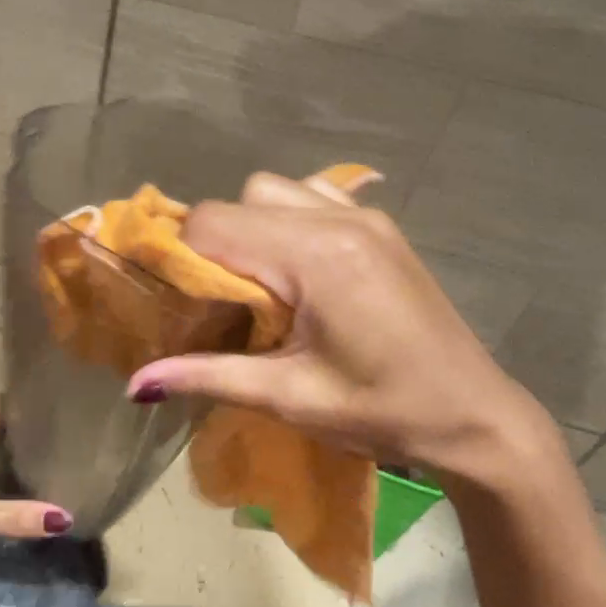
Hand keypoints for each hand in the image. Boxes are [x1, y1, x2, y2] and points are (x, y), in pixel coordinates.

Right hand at [124, 173, 563, 488]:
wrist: (471, 414)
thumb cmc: (380, 411)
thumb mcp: (288, 398)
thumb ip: (209, 377)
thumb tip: (134, 385)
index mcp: (315, 257)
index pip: (213, 223)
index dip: (179, 259)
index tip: (174, 304)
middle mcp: (339, 220)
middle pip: (239, 200)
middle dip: (211, 247)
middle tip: (217, 307)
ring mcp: (365, 218)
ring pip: (274, 191)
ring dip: (249, 231)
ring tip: (256, 290)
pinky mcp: (380, 229)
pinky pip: (312, 199)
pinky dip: (285, 224)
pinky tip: (293, 275)